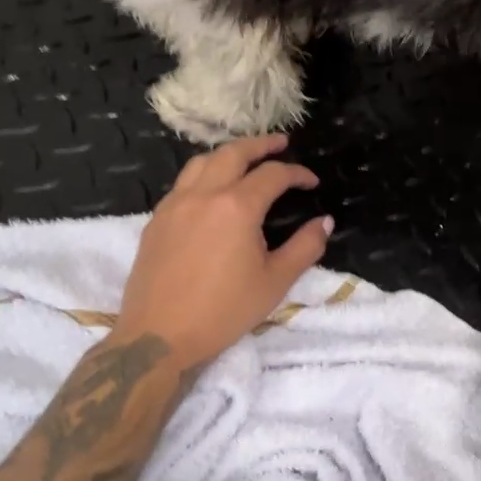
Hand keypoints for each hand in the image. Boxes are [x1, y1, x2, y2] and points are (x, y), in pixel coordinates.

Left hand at [116, 134, 330, 370]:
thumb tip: (324, 223)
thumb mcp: (276, 281)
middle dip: (261, 145)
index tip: (313, 183)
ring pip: (201, 162)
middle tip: (282, 144)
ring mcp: (174, 206)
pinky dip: (205, 174)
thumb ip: (305, 247)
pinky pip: (183, 183)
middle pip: (233, 154)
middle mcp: (203, 196)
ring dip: (229, 154)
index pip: (273, 175)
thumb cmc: (224, 311)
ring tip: (246, 159)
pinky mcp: (156, 221)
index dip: (298, 174)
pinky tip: (214, 190)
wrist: (158, 336)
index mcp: (237, 207)